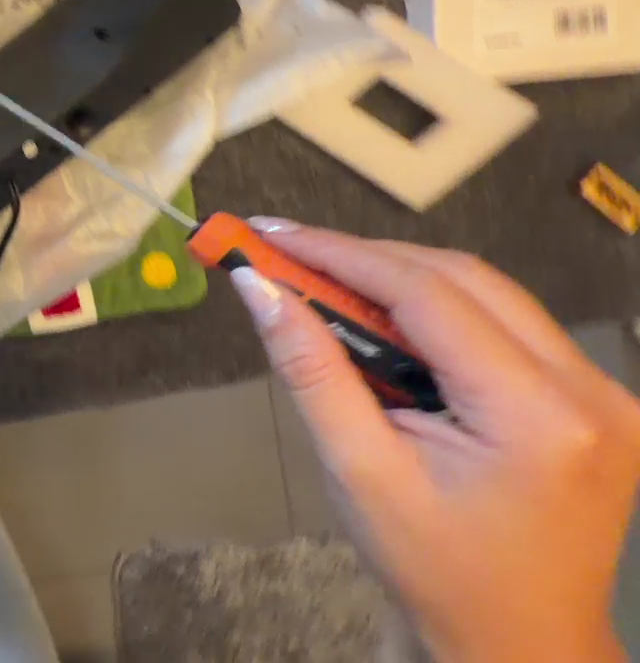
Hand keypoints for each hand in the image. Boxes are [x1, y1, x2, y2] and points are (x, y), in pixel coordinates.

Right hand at [232, 220, 639, 662]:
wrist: (516, 637)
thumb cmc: (428, 560)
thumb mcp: (355, 464)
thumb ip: (309, 365)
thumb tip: (255, 285)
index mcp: (538, 415)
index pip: (428, 296)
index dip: (340, 253)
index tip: (266, 234)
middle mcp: (591, 391)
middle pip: (463, 279)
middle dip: (363, 254)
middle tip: (279, 248)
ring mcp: (601, 394)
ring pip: (483, 292)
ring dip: (393, 274)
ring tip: (313, 275)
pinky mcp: (587, 400)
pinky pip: (498, 322)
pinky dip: (424, 304)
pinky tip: (371, 314)